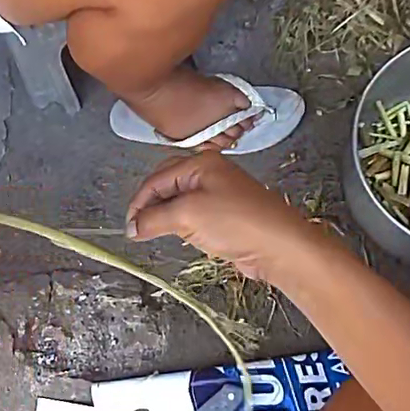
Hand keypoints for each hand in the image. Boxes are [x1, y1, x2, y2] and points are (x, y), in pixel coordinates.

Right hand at [124, 154, 330, 285]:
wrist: (280, 246)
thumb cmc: (236, 223)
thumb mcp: (188, 216)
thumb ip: (154, 218)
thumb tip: (132, 227)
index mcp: (200, 164)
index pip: (156, 179)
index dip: (139, 203)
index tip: (129, 227)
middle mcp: (210, 173)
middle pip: (167, 186)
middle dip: (151, 207)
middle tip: (140, 230)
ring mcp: (221, 193)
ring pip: (181, 201)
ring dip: (167, 216)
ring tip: (158, 233)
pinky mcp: (228, 214)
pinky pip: (196, 215)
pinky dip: (184, 224)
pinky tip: (184, 236)